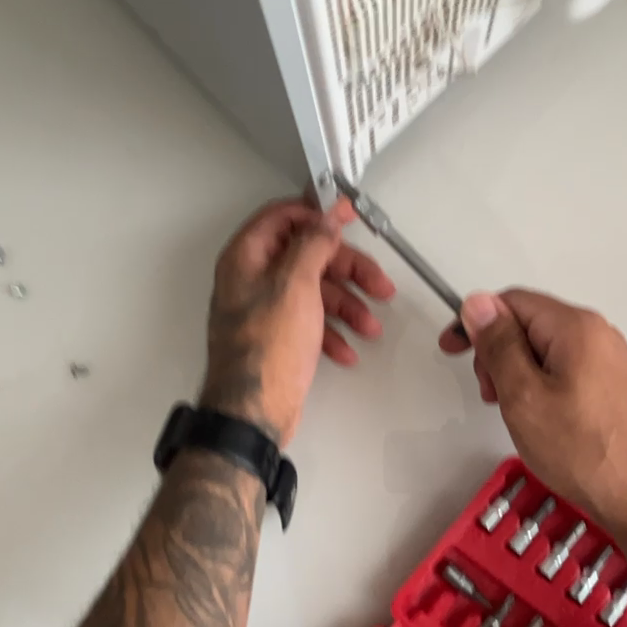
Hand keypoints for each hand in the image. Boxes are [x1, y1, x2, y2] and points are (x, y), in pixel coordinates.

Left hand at [202, 197, 395, 445]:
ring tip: (371, 327)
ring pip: (314, 293)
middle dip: (347, 271)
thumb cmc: (266, 349)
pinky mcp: (277, 339)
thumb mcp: (295, 284)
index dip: (318, 215)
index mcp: (247, 258)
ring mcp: (265, 311)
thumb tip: (328, 216)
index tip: (349, 218)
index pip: (283, 217)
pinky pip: (310, 324)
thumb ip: (313, 244)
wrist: (253, 411)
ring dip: (347, 307)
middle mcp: (252, 280)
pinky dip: (332, 333)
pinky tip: (347, 350)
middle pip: (307, 257)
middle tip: (379, 285)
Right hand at [441, 290, 626, 531]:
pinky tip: (538, 418)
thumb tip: (478, 303)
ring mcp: (610, 360)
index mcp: (575, 327)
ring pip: (546, 349)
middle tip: (490, 394)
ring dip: (517, 371)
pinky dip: (540, 384)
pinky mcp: (613, 386)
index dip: (475, 322)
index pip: (513, 301)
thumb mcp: (523, 396)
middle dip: (498, 351)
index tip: (451, 350)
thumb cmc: (579, 450)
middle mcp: (598, 334)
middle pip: (531, 322)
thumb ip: (498, 345)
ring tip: (512, 412)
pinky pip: (565, 369)